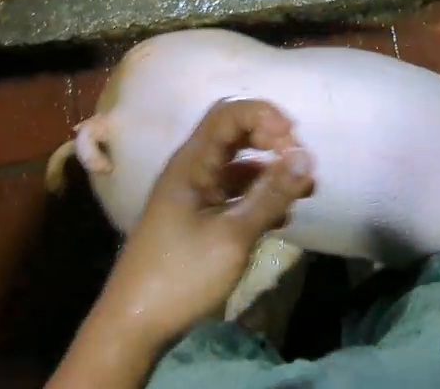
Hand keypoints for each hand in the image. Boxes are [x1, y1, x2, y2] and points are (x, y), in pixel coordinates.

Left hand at [93, 99, 315, 348]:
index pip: (230, 112)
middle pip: (237, 133)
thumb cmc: (180, 275)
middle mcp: (193, 168)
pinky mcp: (200, 218)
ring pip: (240, 165)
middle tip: (301, 164)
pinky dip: (261, 197)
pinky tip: (282, 218)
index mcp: (193, 161)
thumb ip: (272, 194)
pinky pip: (236, 193)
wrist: (132, 327)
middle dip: (272, 141)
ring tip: (304, 192)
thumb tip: (307, 157)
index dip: (265, 115)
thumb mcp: (233, 235)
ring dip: (271, 172)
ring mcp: (196, 194)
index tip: (293, 139)